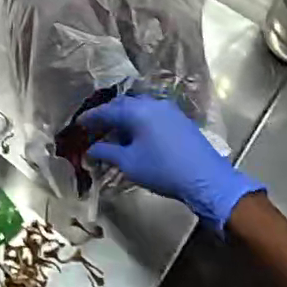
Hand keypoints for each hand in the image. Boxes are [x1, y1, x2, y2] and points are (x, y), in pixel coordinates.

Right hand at [79, 95, 263, 233]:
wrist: (209, 181)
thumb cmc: (163, 170)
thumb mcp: (129, 163)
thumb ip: (106, 152)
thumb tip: (91, 149)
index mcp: (137, 111)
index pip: (106, 110)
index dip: (90, 118)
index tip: (78, 124)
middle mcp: (152, 105)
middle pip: (123, 106)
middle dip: (107, 116)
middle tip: (95, 128)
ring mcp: (169, 111)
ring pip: (139, 110)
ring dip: (125, 120)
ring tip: (115, 135)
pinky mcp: (181, 121)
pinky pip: (152, 115)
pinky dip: (140, 123)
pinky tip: (137, 138)